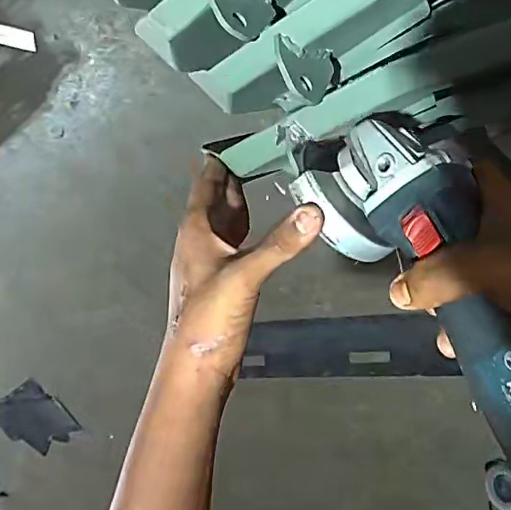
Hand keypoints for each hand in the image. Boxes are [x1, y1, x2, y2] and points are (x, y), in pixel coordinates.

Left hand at [167, 156, 322, 375]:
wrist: (196, 368)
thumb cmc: (207, 318)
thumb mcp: (247, 274)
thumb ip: (281, 243)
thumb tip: (314, 211)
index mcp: (196, 232)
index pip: (206, 185)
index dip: (218, 163)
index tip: (233, 141)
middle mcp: (199, 242)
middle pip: (214, 200)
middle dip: (230, 177)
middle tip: (252, 154)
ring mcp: (208, 262)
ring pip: (222, 221)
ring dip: (236, 201)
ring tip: (254, 181)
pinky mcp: (220, 280)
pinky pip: (231, 241)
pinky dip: (243, 227)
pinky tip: (255, 228)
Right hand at [388, 161, 510, 357]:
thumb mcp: (485, 270)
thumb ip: (438, 275)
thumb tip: (397, 291)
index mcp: (502, 202)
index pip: (466, 171)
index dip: (437, 178)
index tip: (408, 202)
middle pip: (462, 227)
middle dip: (436, 255)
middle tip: (418, 280)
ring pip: (475, 268)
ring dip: (454, 296)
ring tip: (442, 328)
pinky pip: (493, 298)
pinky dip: (477, 316)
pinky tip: (462, 345)